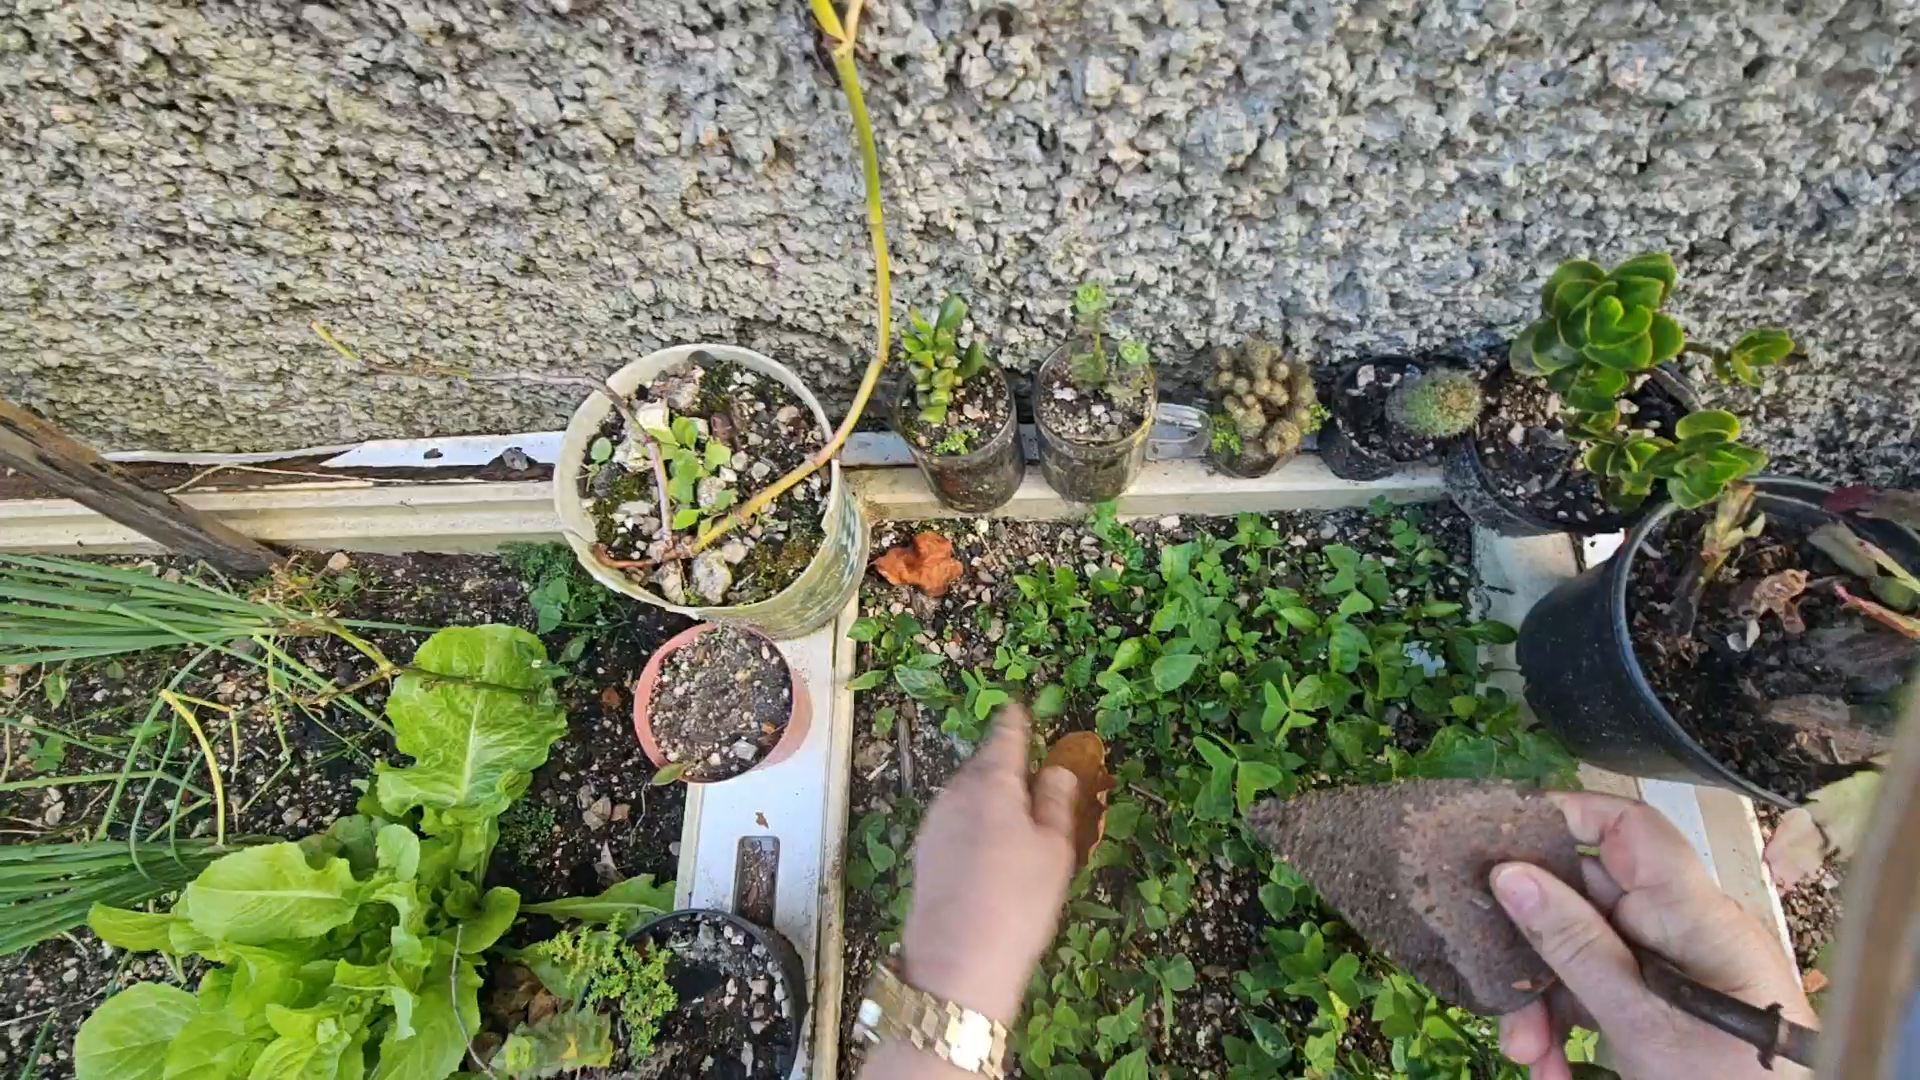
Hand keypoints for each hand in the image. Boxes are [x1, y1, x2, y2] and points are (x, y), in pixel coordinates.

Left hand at [897, 704, 1078, 1025]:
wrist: (955, 961)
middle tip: (1030, 779)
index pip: (1005, 734)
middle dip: (1005, 764)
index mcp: (993, 780)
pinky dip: (972, 819)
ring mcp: (935, 818)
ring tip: (1013, 822)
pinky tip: (986, 851)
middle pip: (984, 763)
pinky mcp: (923, 847)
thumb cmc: (1018, 899)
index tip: (1018, 706)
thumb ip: (1057, 800)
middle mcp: (957, 789)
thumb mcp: (1055, 849)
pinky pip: (955, 817)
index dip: (1016, 720)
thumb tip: (1057, 768)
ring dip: (988, 795)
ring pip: (967, 791)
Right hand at [1492, 792, 1815, 1079]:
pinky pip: (1590, 987)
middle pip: (1579, 895)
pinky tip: (1547, 1061)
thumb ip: (1572, 943)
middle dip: (1529, 938)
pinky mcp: (1655, 1002)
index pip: (1630, 826)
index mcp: (1693, 916)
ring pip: (1573, 947)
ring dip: (1538, 997)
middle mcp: (1677, 928)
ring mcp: (1665, 966)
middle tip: (1489, 970)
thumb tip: (1504, 871)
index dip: (1566, 813)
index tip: (1498, 836)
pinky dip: (1562, 1022)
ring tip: (1522, 1047)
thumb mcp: (1642, 1022)